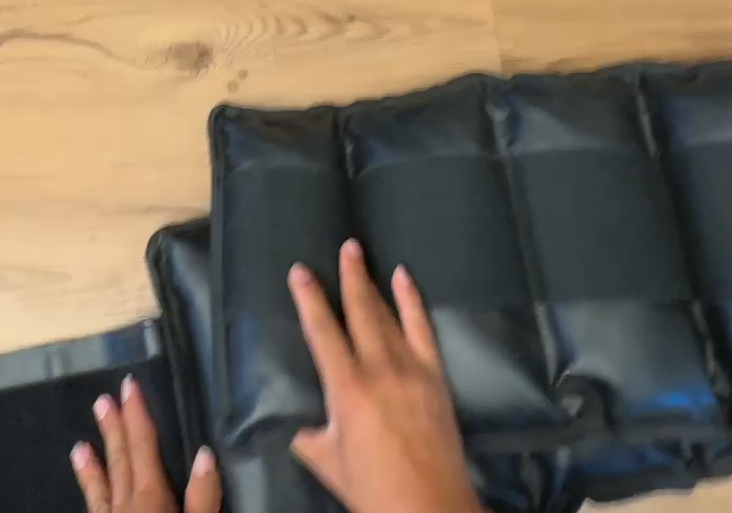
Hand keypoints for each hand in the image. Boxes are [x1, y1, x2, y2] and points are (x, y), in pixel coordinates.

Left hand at [72, 375, 221, 512]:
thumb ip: (202, 496)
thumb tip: (205, 452)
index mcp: (151, 497)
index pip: (143, 447)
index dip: (137, 415)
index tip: (129, 385)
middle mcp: (126, 505)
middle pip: (121, 462)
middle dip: (115, 430)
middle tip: (101, 400)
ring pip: (103, 488)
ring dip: (93, 466)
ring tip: (79, 446)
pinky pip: (94, 509)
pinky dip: (89, 493)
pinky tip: (84, 486)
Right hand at [287, 240, 484, 512]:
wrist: (433, 511)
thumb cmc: (374, 492)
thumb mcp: (329, 463)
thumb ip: (309, 434)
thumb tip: (296, 418)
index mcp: (348, 390)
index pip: (322, 332)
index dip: (309, 298)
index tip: (300, 271)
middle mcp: (379, 370)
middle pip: (360, 311)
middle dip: (348, 276)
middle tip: (344, 246)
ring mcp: (411, 369)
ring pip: (387, 315)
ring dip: (373, 283)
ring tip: (359, 253)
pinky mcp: (435, 376)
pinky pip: (422, 329)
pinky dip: (412, 301)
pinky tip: (404, 278)